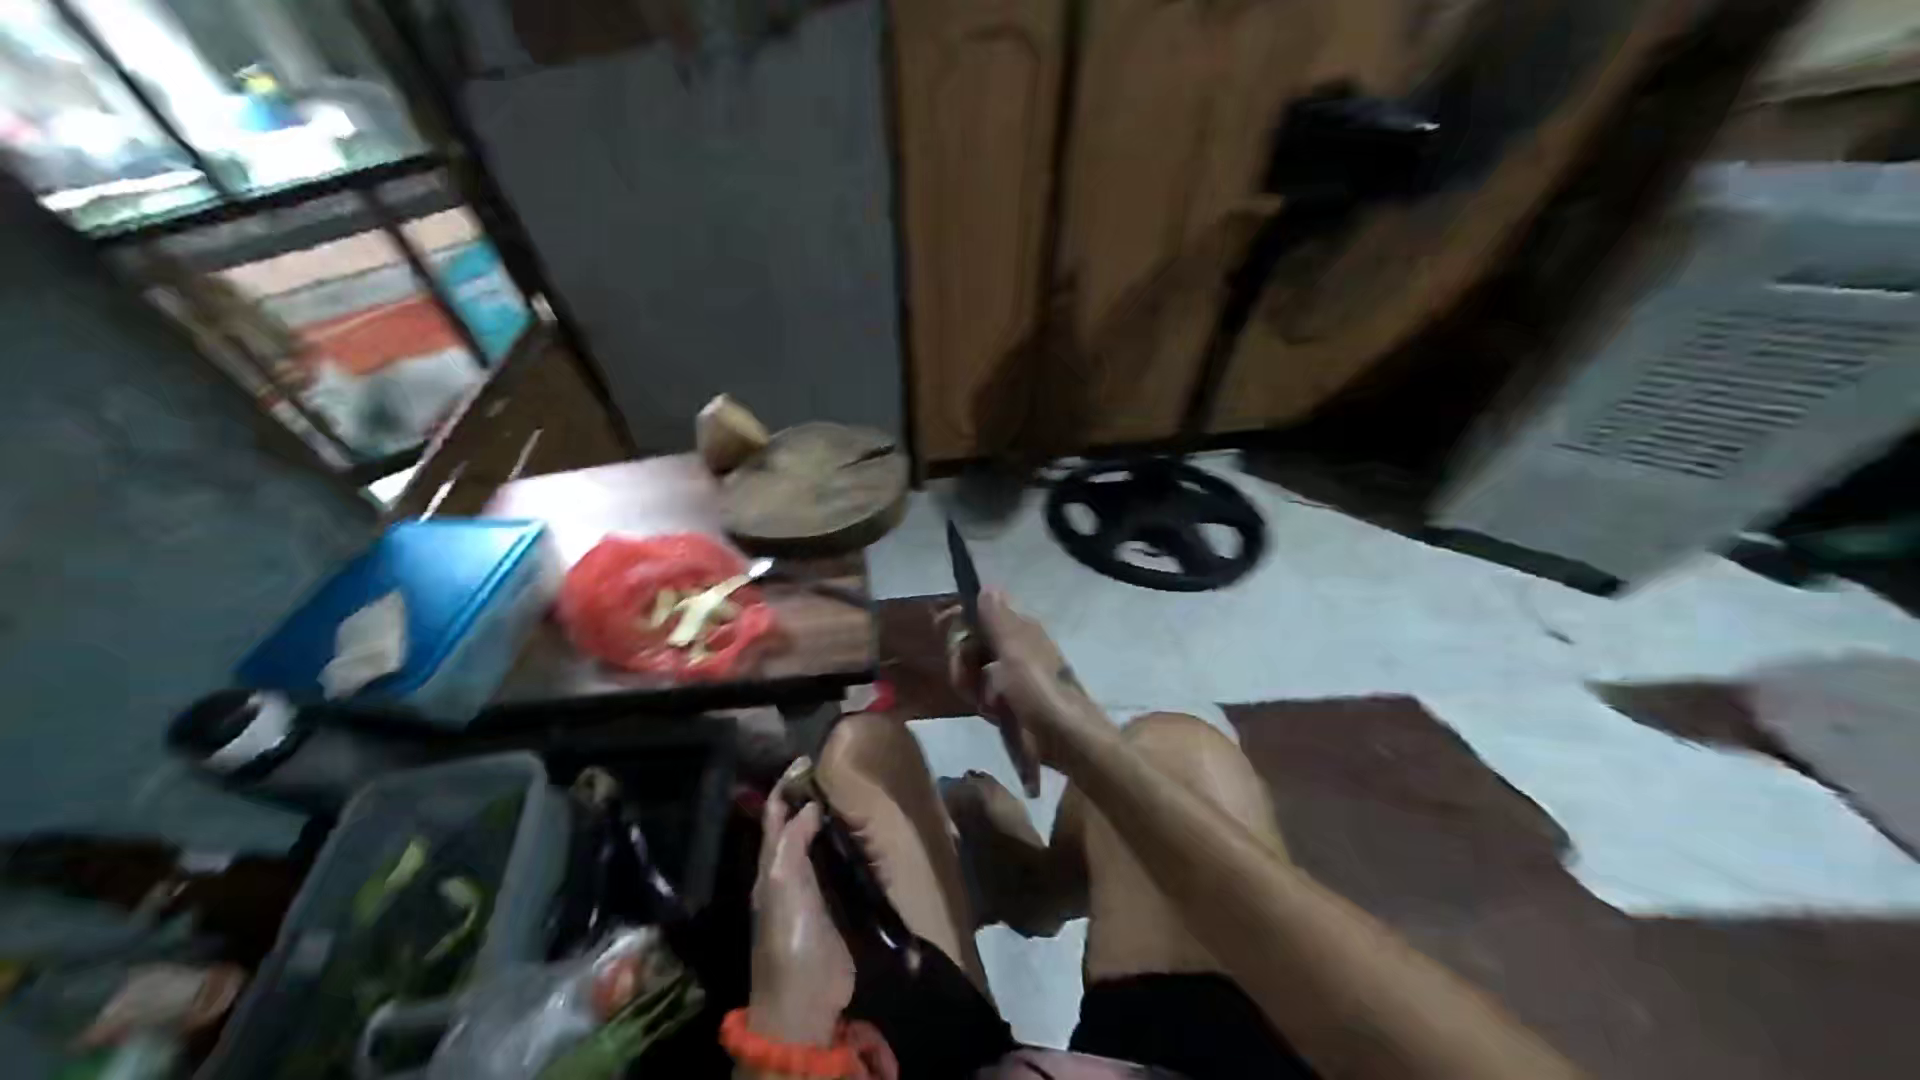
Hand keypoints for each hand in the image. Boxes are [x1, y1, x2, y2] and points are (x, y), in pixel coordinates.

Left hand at [749, 762, 854, 1046]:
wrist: (805, 996)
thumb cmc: (790, 932)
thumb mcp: (784, 880)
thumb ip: (793, 839)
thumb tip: (810, 804)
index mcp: (770, 863)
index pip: (775, 814)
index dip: (787, 785)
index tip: (809, 759)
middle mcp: (788, 870)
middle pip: (798, 825)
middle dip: (812, 798)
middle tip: (840, 772)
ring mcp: (812, 889)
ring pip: (819, 843)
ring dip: (833, 821)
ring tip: (857, 795)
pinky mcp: (836, 906)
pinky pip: (842, 867)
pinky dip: (851, 848)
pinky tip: (869, 837)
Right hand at [946, 589, 1113, 793]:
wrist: (1065, 739)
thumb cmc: (1040, 692)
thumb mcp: (1015, 651)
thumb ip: (997, 620)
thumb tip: (987, 586)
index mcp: (1018, 628)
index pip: (978, 612)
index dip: (959, 619)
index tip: (941, 625)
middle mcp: (1014, 646)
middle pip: (970, 641)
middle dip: (962, 659)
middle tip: (968, 676)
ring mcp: (1010, 673)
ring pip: (972, 669)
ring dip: (971, 683)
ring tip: (988, 701)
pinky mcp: (1008, 699)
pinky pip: (981, 691)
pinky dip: (981, 700)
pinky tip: (992, 713)